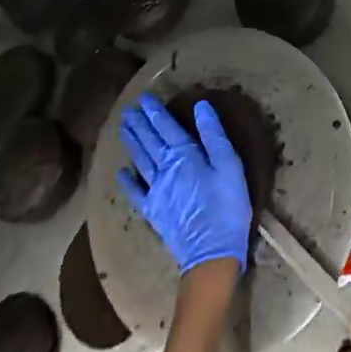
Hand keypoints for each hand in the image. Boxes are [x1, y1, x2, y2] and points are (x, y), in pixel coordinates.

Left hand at [117, 94, 251, 272]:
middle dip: (139, 124)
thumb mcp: (229, 167)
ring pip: (140, 160)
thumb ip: (214, 135)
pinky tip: (121, 172)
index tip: (144, 98)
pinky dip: (128, 181)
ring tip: (123, 128)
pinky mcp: (153, 211)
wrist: (211, 253)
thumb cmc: (227, 207)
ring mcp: (156, 190)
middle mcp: (165, 168)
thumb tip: (201, 106)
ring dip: (132, 143)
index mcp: (185, 155)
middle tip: (128, 110)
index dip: (155, 112)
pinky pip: (136, 192)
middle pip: (149, 141)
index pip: (166, 127)